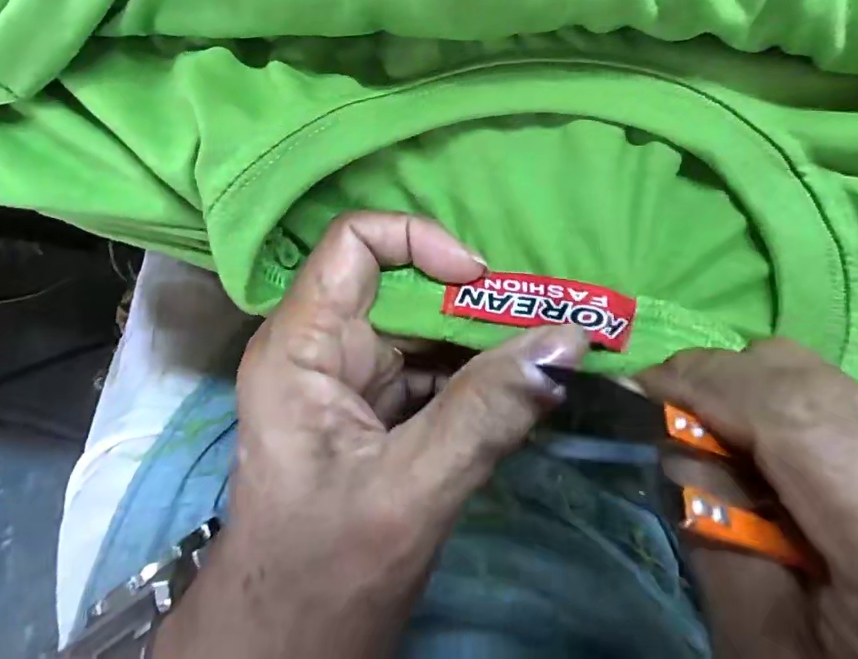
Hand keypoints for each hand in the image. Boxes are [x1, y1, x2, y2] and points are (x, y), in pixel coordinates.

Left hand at [161, 212, 588, 658]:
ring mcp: (355, 375)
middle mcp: (326, 345)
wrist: (287, 652)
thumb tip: (569, 340)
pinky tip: (528, 382)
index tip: (480, 279)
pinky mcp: (383, 406)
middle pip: (404, 281)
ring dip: (488, 335)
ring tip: (552, 343)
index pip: (354, 243)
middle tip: (547, 312)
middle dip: (475, 297)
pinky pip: (440, 364)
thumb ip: (487, 412)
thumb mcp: (410, 490)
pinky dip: (485, 370)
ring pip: (428, 323)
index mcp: (302, 346)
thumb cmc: (323, 575)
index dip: (419, 240)